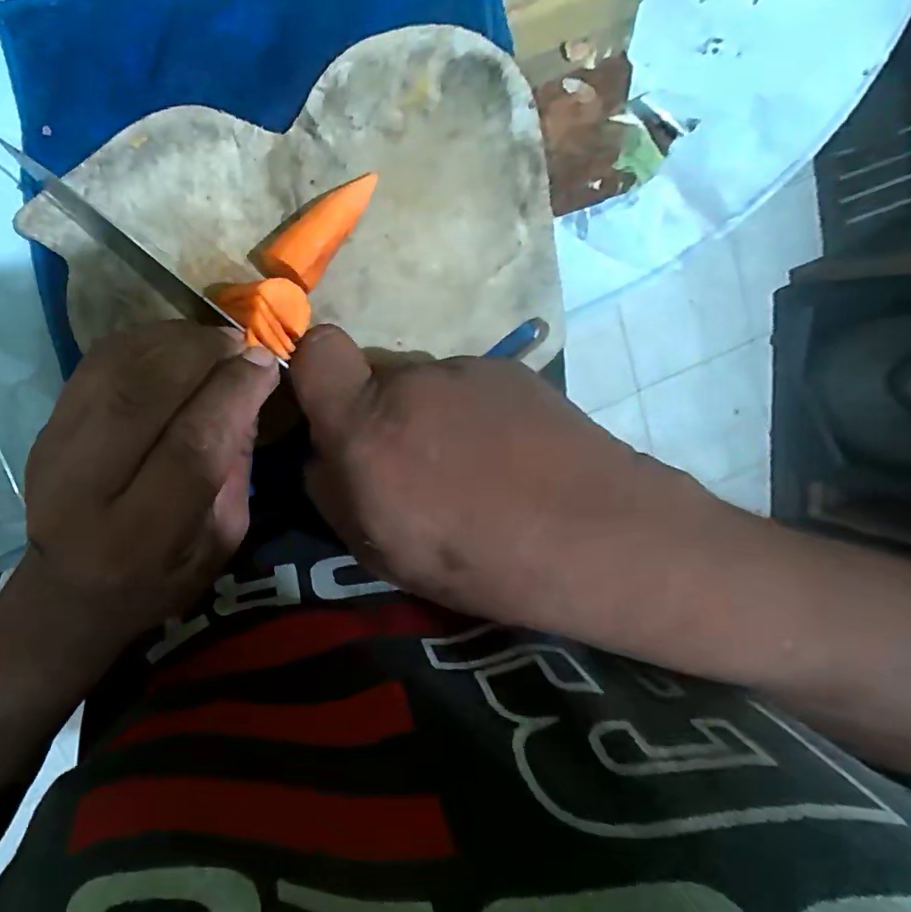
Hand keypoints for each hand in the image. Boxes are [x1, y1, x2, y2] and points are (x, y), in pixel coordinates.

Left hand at [19, 321, 278, 646]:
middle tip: (238, 342)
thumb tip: (249, 387)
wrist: (70, 590)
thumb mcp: (220, 539)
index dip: (233, 393)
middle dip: (201, 354)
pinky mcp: (45, 426)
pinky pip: (95, 363)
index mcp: (138, 536)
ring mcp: (53, 450)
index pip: (192, 445)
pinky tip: (173, 344)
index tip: (265, 363)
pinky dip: (141, 341)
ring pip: (113, 367)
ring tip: (210, 340)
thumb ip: (236, 465)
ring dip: (171, 340)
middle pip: (143, 394)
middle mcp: (84, 489)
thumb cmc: (159, 578)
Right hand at [290, 325, 722, 641]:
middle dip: (378, 415)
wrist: (597, 537)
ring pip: (423, 385)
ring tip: (473, 471)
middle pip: (373, 378)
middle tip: (414, 468)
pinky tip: (510, 459)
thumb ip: (333, 490)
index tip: (330, 414)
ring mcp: (466, 370)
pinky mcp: (513, 371)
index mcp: (365, 427)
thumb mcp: (379, 551)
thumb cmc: (476, 561)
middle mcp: (411, 383)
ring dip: (429, 417)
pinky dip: (474, 416)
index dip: (313, 373)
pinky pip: (468, 387)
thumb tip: (323, 455)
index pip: (315, 351)